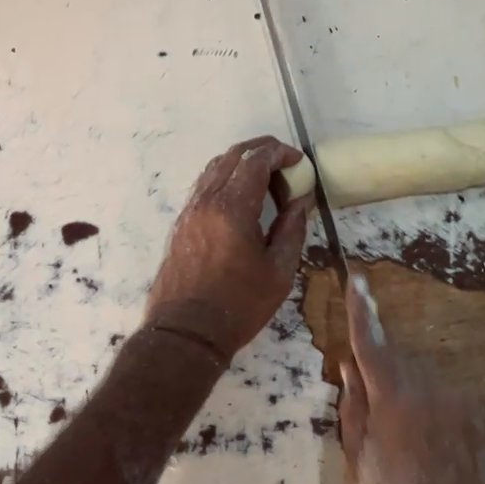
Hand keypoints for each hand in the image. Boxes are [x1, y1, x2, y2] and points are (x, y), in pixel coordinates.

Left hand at [143, 136, 312, 361]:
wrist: (185, 333)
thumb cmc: (238, 305)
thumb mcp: (279, 271)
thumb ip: (292, 228)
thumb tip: (301, 199)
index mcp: (233, 208)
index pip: (256, 160)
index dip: (279, 152)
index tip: (298, 160)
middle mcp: (208, 200)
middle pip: (233, 155)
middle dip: (261, 150)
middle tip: (285, 161)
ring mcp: (191, 209)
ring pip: (216, 167)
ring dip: (242, 161)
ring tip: (266, 177)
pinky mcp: (183, 221)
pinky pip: (205, 184)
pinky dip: (226, 177)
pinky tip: (242, 195)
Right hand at [339, 274, 484, 483]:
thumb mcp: (361, 466)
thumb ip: (354, 411)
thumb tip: (348, 367)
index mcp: (394, 396)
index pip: (371, 343)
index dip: (361, 310)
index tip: (358, 279)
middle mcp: (434, 388)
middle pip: (406, 370)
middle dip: (394, 386)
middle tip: (390, 427)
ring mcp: (468, 405)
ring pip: (438, 391)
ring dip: (426, 409)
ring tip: (423, 453)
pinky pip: (465, 414)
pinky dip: (453, 428)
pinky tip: (449, 460)